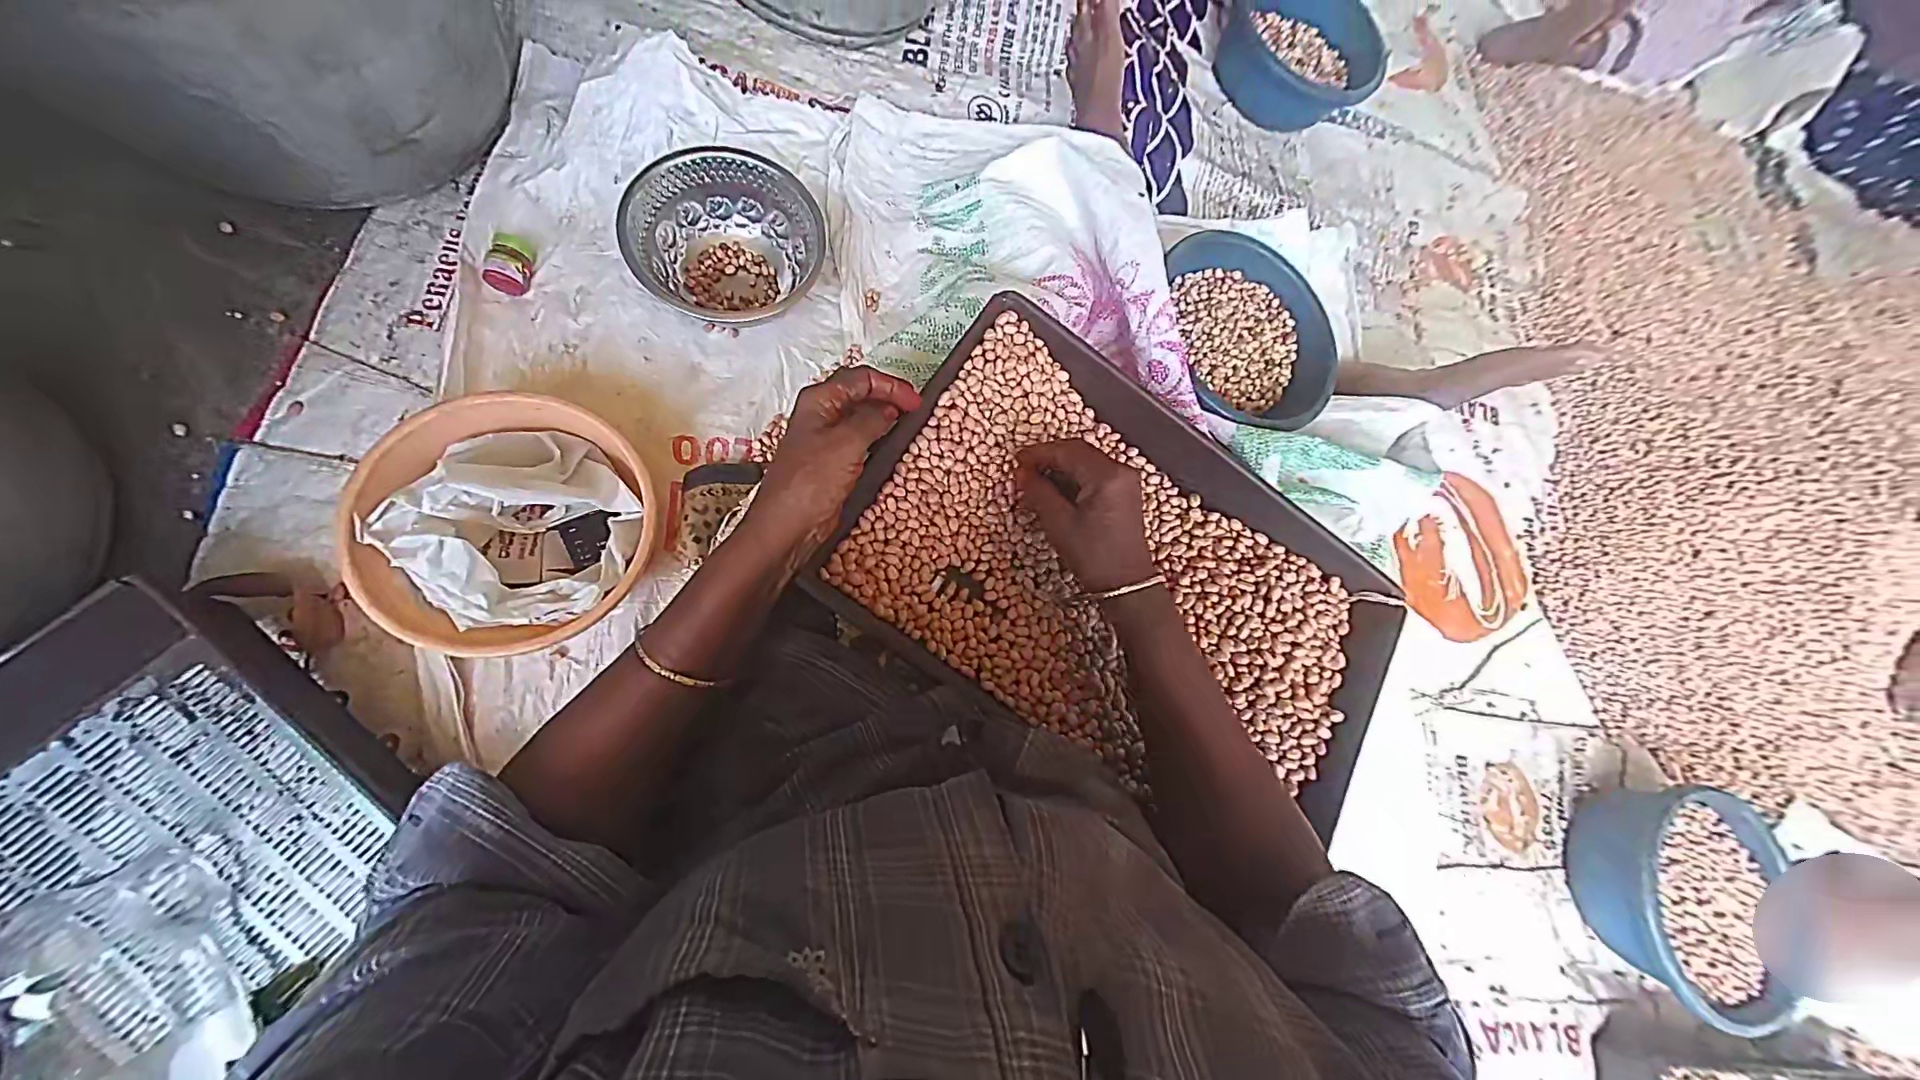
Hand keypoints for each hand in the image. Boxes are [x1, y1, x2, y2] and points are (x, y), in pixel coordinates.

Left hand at [749, 365, 920, 561]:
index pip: (861, 378)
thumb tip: (891, 409)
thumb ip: (872, 420)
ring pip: (862, 419)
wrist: (788, 525)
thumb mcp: (847, 443)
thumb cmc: (809, 482)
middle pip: (861, 395)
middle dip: (890, 398)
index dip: (891, 386)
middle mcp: (822, 415)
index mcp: (819, 400)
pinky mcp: (834, 463)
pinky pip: (861, 443)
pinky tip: (892, 447)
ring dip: (886, 419)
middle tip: (915, 410)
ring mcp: (827, 440)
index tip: (915, 401)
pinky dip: (879, 440)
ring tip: (909, 426)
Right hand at [1014, 439, 1157, 592]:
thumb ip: (1039, 492)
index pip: (1068, 450)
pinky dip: (1074, 478)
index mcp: (1107, 475)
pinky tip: (1056, 490)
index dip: (1039, 452)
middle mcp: (1121, 471)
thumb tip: (1022, 473)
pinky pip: (1095, 475)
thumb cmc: (1092, 555)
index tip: (1017, 460)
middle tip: (1024, 469)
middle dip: (1049, 458)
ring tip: (1036, 481)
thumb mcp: (1059, 523)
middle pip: (1079, 452)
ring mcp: (1126, 481)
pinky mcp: (1125, 493)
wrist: (1125, 583)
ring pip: (1087, 462)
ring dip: (1061, 467)